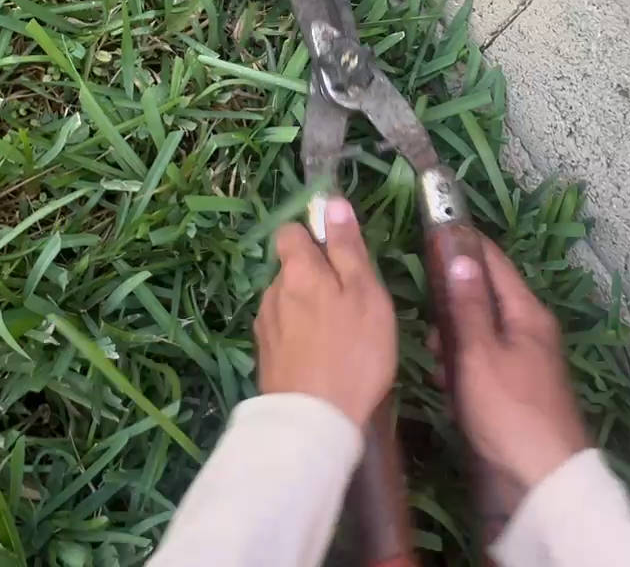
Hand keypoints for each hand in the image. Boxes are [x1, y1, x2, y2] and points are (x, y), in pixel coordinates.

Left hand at [256, 196, 396, 427]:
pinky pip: (284, 330)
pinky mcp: (264, 357)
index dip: (312, 236)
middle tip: (352, 303)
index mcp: (296, 271)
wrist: (314, 425)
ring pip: (288, 301)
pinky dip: (301, 335)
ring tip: (340, 335)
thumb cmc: (352, 352)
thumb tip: (333, 203)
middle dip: (316, 277)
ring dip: (308, 308)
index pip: (289, 232)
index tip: (339, 255)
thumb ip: (347, 248)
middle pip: (291, 268)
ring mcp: (264, 326)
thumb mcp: (365, 293)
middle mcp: (272, 291)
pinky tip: (322, 358)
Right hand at [442, 235, 589, 492]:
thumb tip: (461, 256)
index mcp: (527, 312)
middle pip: (483, 297)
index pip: (494, 261)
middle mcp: (529, 328)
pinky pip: (483, 360)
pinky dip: (464, 367)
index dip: (465, 244)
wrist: (543, 479)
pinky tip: (449, 387)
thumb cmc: (509, 409)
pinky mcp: (515, 385)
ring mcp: (524, 358)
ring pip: (479, 331)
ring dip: (454, 341)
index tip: (434, 231)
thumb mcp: (480, 353)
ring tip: (438, 363)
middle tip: (430, 324)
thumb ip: (468, 304)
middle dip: (452, 305)